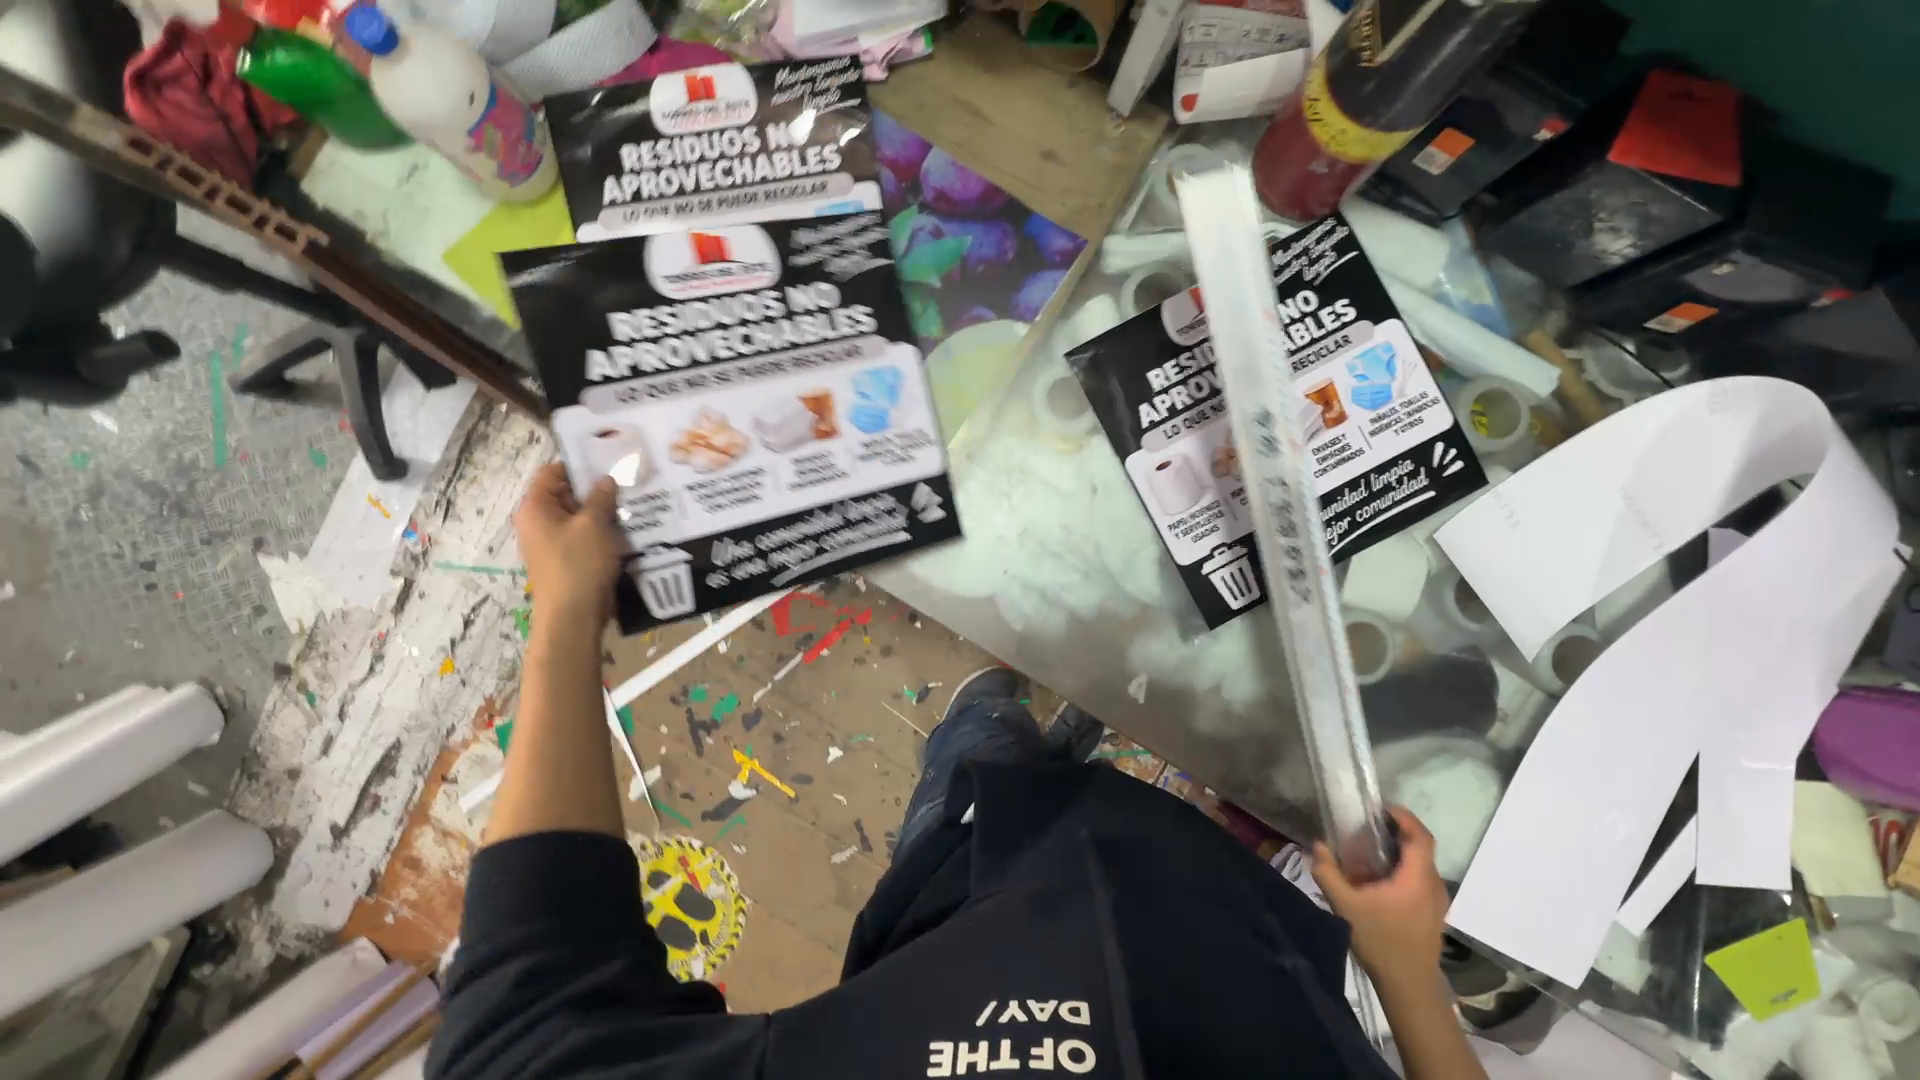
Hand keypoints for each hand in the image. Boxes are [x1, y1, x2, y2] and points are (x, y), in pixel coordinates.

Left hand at [514, 464, 622, 627]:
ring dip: (601, 512)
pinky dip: (601, 531)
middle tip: (627, 482)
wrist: (573, 616)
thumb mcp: (594, 525)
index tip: (608, 463)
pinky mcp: (566, 560)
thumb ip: (601, 498)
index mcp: (535, 508)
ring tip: (632, 504)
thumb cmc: (579, 564)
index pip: (551, 472)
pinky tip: (626, 530)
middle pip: (565, 494)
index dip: (578, 465)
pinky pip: (583, 537)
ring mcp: (551, 543)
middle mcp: (538, 522)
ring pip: (577, 517)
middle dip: (595, 489)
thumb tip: (605, 480)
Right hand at [1312, 806, 1449, 991]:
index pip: (1420, 837)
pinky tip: (1381, 879)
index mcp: (1417, 878)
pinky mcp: (1434, 913)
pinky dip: (1404, 869)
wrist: (1408, 985)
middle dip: (1398, 832)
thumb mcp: (1345, 905)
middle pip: (1422, 848)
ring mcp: (1437, 901)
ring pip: (1422, 865)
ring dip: (1401, 852)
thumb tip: (1317, 846)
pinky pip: (1421, 879)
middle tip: (1370, 826)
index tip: (1382, 808)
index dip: (1404, 817)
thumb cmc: (1380, 941)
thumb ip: (1328, 873)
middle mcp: (1433, 885)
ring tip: (1371, 850)